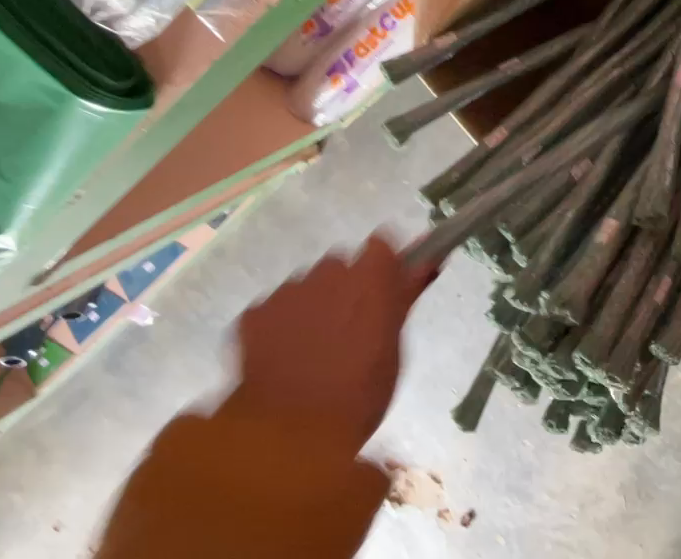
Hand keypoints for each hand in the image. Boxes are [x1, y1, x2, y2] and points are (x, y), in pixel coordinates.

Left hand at [232, 234, 434, 453]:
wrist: (288, 435)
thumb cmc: (360, 392)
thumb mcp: (395, 346)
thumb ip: (406, 295)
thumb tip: (427, 260)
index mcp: (371, 275)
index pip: (381, 244)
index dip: (384, 266)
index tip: (387, 291)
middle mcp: (328, 271)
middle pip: (341, 264)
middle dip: (347, 287)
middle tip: (352, 329)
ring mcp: (286, 292)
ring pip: (306, 286)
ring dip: (314, 305)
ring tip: (315, 349)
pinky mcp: (253, 315)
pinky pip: (274, 308)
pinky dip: (281, 325)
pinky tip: (285, 358)